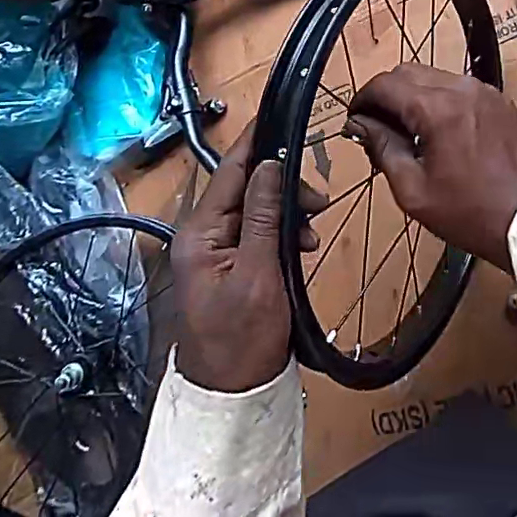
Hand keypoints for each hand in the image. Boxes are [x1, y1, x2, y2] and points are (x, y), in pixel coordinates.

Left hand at [173, 133, 323, 392]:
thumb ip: (264, 215)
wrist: (234, 399)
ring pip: (257, 210)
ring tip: (313, 231)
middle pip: (246, 189)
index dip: (253, 144)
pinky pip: (260, 233)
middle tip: (317, 200)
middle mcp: (204, 234)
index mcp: (200, 231)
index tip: (275, 118)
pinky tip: (303, 245)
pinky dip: (284, 235)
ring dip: (287, 213)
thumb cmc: (242, 340)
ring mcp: (218, 251)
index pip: (228, 172)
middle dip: (282, 188)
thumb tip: (270, 164)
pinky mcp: (233, 265)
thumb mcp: (259, 273)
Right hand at [345, 63, 516, 272]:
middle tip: (375, 127)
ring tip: (403, 130)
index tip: (354, 120)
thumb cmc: (471, 212)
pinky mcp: (495, 99)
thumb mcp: (413, 190)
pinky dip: (434, 98)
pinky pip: (453, 85)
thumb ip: (382, 148)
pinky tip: (432, 129)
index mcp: (438, 109)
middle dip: (384, 94)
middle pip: (405, 72)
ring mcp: (481, 90)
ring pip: (429, 75)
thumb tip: (361, 124)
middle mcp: (460, 88)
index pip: (385, 85)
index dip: (362, 99)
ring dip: (409, 95)